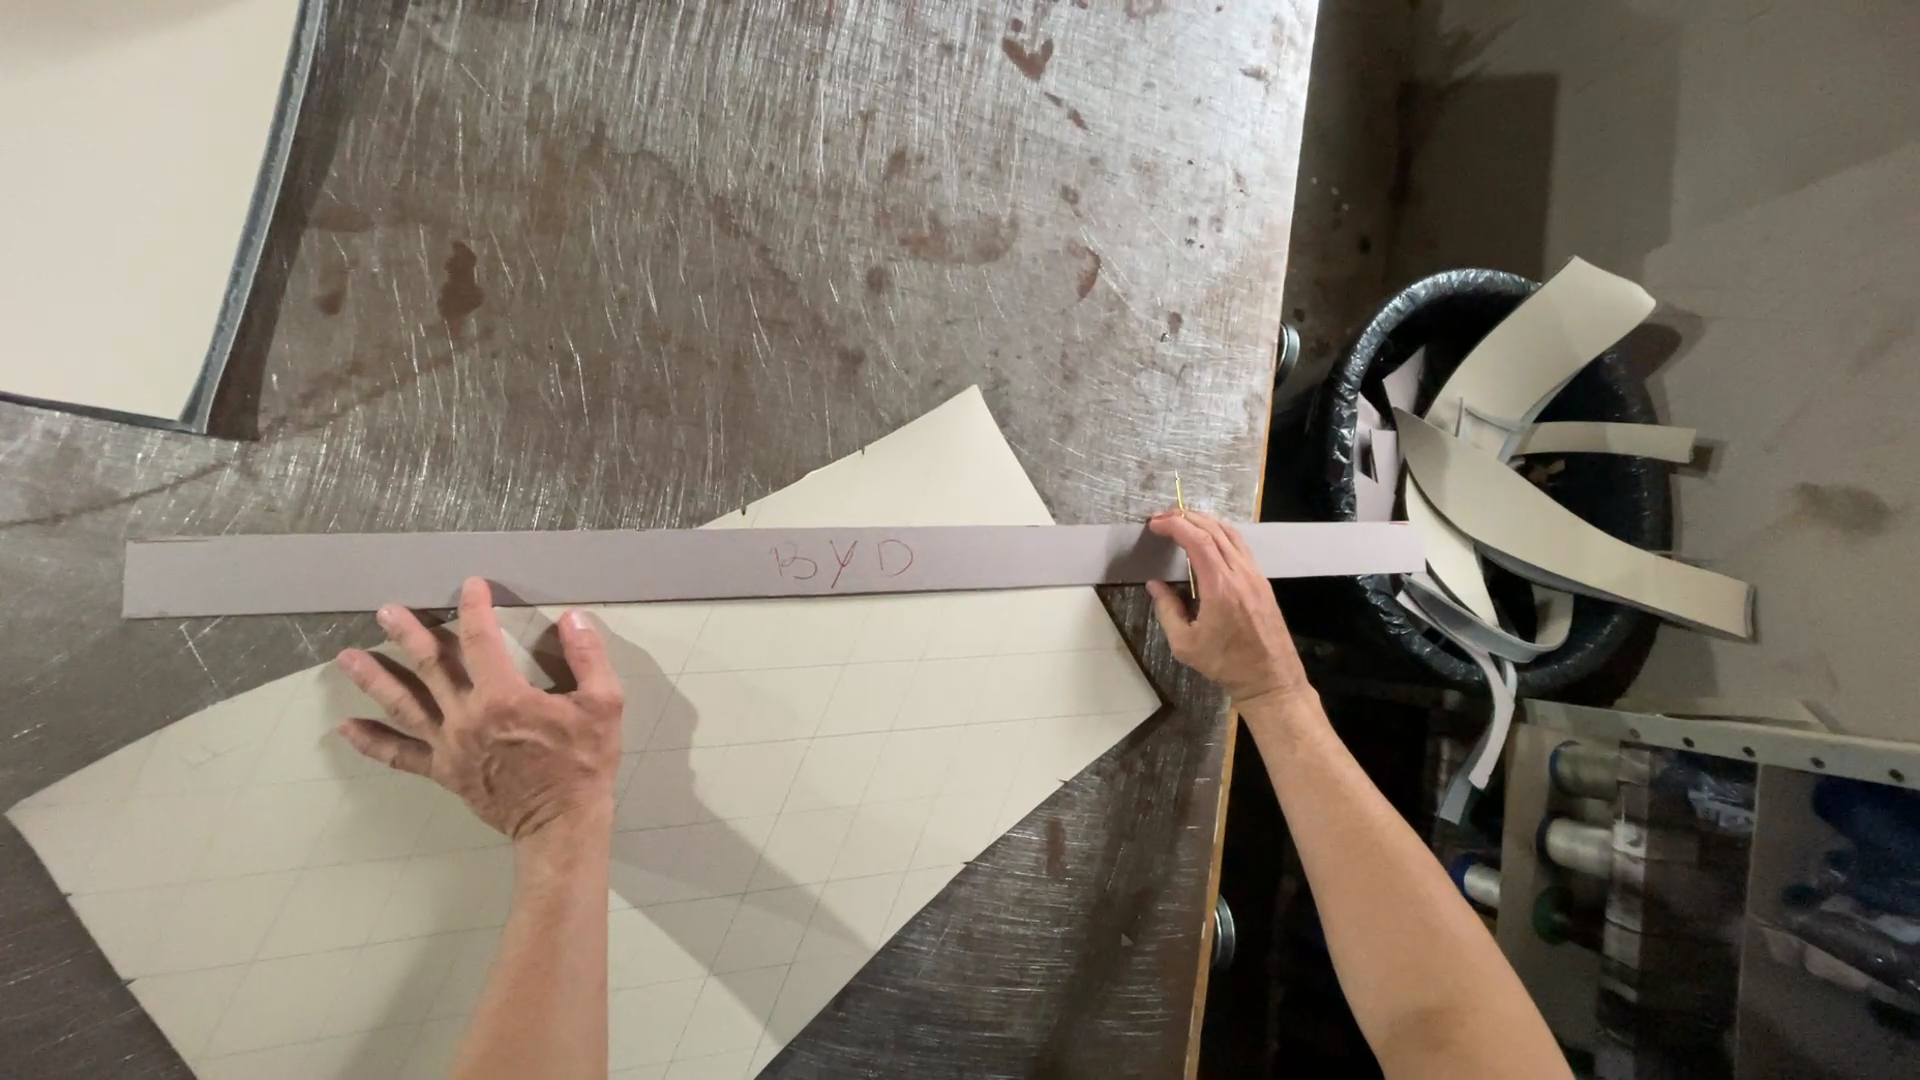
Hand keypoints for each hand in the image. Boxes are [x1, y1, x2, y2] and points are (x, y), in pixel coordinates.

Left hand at [334, 577, 624, 844]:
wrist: (562, 820)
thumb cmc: (585, 759)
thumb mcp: (604, 702)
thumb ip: (589, 656)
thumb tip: (573, 617)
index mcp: (504, 696)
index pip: (481, 640)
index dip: (474, 608)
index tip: (471, 586)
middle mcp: (467, 716)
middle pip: (429, 666)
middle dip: (407, 634)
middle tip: (386, 611)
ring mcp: (449, 745)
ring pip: (403, 705)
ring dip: (374, 678)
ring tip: (347, 657)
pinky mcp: (443, 771)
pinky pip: (399, 755)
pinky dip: (371, 742)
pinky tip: (346, 728)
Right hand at [1145, 510, 1311, 707]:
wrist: (1270, 678)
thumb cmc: (1224, 664)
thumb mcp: (1184, 644)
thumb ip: (1167, 609)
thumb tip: (1154, 584)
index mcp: (1221, 587)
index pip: (1198, 541)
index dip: (1175, 525)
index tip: (1154, 524)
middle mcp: (1241, 574)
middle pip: (1214, 530)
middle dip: (1186, 517)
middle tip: (1162, 518)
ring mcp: (1255, 576)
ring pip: (1231, 534)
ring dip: (1205, 521)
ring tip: (1182, 520)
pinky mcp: (1262, 582)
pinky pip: (1240, 547)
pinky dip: (1221, 534)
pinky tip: (1208, 538)